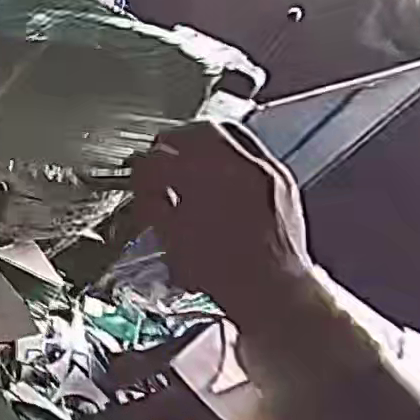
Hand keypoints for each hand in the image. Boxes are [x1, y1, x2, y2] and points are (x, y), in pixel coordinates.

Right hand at [132, 121, 317, 328]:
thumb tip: (143, 180)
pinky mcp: (281, 179)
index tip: (138, 170)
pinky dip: (226, 157)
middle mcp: (244, 166)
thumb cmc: (220, 272)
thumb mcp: (172, 238)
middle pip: (201, 130)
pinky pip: (249, 151)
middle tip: (158, 156)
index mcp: (210, 181)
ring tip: (186, 163)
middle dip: (174, 140)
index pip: (165, 156)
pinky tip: (214, 178)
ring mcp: (267, 170)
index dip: (144, 163)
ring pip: (229, 134)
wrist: (272, 289)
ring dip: (201, 144)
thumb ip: (154, 202)